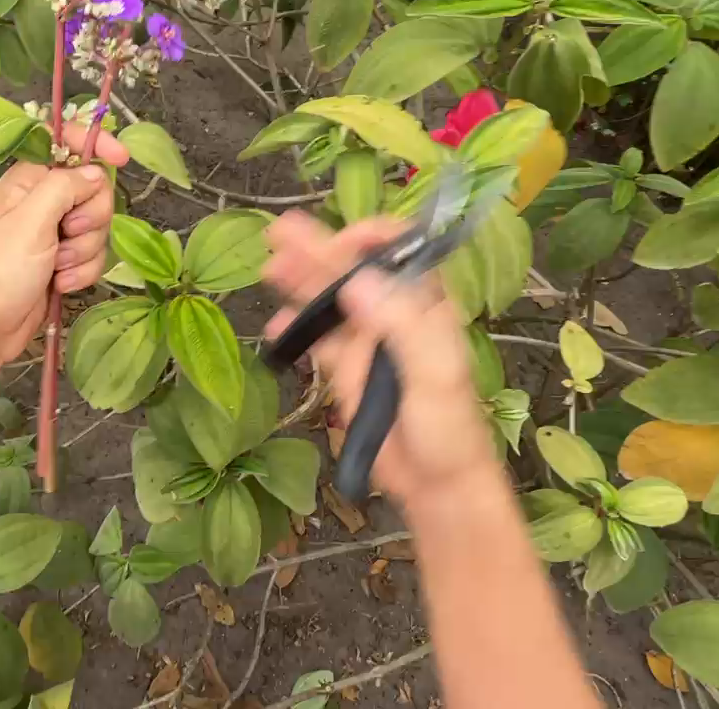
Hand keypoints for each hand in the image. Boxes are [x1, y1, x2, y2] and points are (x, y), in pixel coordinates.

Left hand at [0, 123, 128, 367]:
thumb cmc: (0, 270)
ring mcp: (54, 232)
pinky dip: (82, 271)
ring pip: (97, 226)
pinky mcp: (63, 261)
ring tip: (56, 267)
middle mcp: (44, 200)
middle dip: (89, 218)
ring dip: (83, 251)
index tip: (121, 160)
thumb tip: (97, 173)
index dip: (96, 145)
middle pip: (94, 190)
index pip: (68, 143)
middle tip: (66, 234)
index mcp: (30, 179)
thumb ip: (66, 187)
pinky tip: (61, 285)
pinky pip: (93, 255)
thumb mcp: (31, 220)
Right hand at [263, 213, 499, 503]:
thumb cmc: (449, 430)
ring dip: (298, 279)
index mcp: (423, 307)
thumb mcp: (435, 376)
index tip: (341, 243)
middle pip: (350, 270)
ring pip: (327, 299)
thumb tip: (356, 282)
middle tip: (280, 232)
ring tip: (269, 263)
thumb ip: (401, 327)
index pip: (399, 254)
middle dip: (317, 247)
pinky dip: (294, 327)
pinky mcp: (344, 367)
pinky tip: (274, 324)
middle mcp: (392, 314)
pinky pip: (316, 338)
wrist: (436, 485)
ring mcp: (365, 340)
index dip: (371, 240)